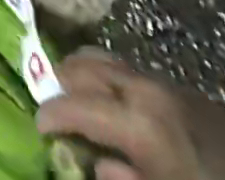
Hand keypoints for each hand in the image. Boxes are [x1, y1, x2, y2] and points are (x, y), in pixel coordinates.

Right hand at [37, 50, 224, 179]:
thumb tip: (95, 163)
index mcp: (139, 122)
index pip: (72, 104)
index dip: (48, 115)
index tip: (39, 131)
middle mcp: (145, 90)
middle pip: (81, 69)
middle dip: (60, 87)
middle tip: (57, 115)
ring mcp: (166, 85)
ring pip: (102, 60)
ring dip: (83, 77)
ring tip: (80, 104)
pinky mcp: (185, 90)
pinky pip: (129, 71)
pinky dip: (110, 80)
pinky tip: (117, 106)